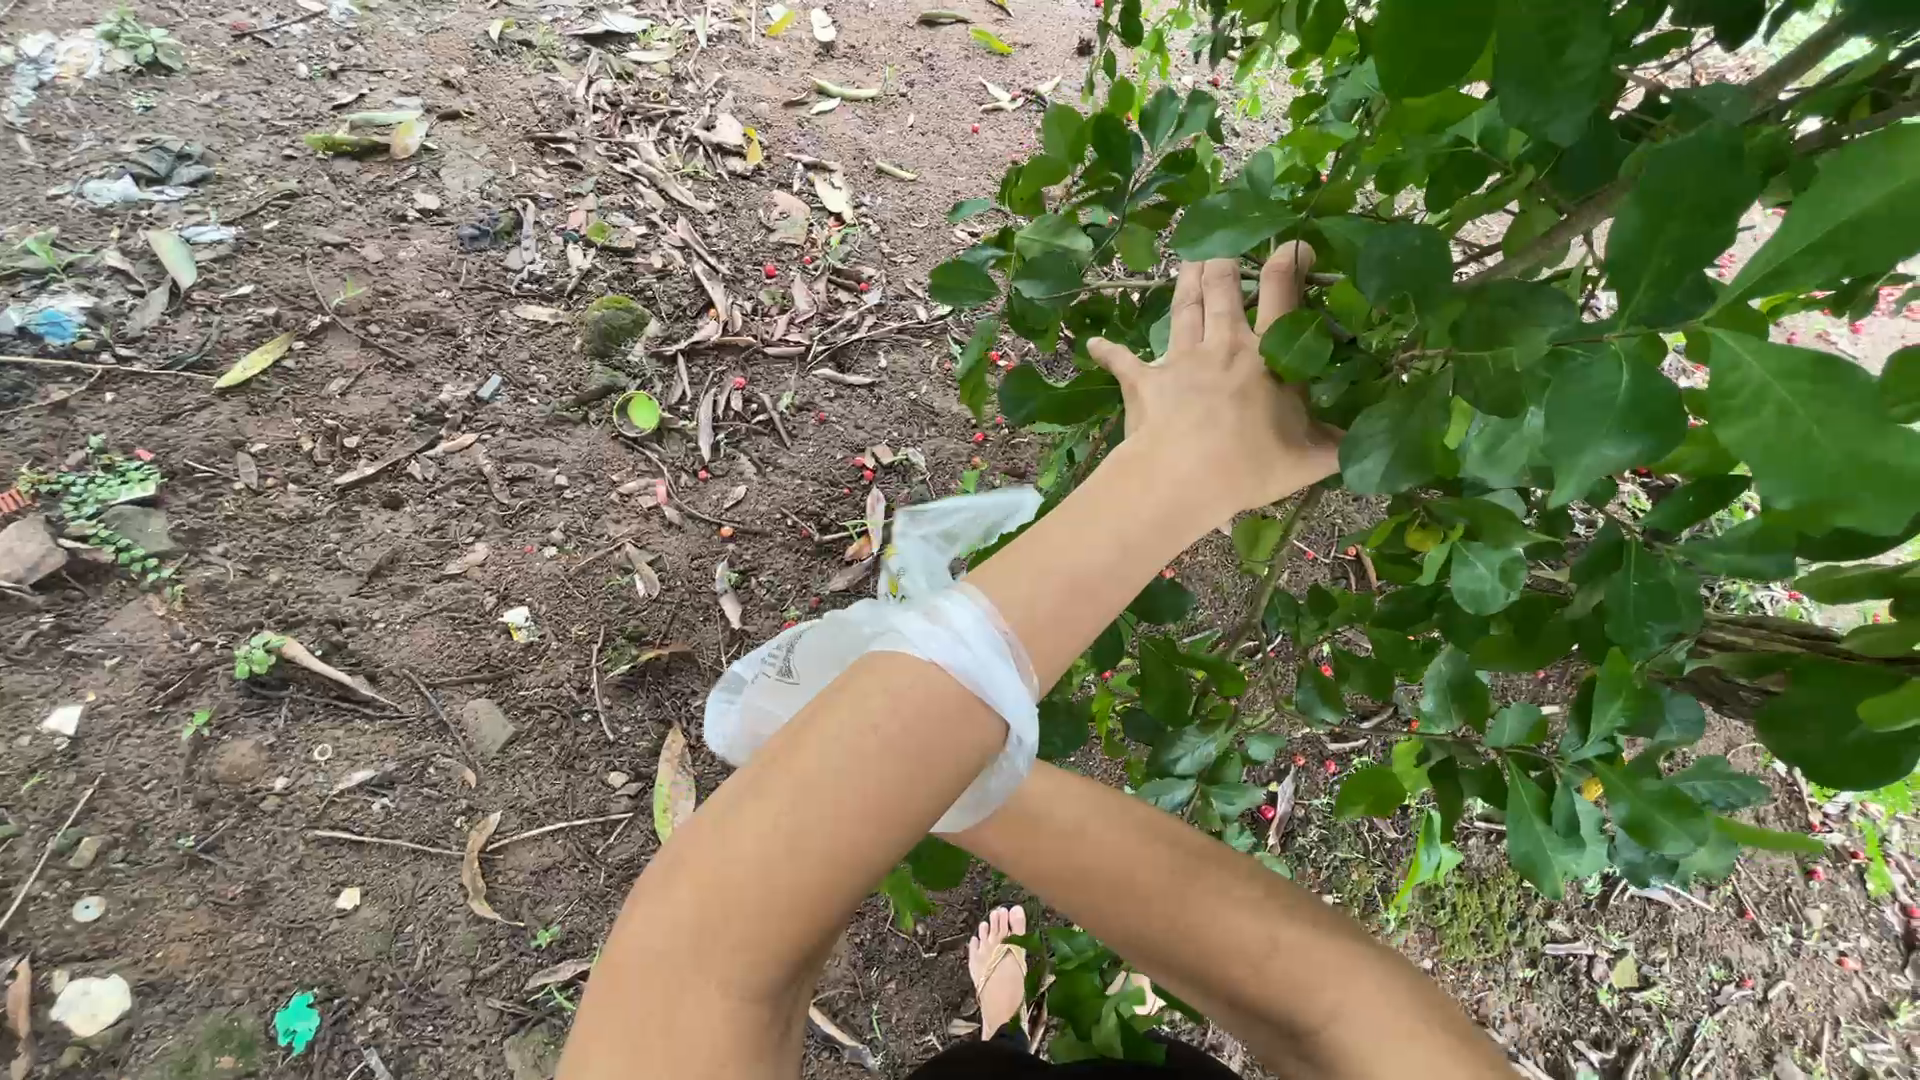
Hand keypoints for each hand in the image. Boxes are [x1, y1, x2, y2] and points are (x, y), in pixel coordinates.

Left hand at [1088, 244, 1341, 516]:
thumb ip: (1338, 445)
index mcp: (1266, 355)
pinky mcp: (1143, 381)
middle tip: (1223, 249)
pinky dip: (1107, 351)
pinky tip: (1091, 343)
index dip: (1288, 262)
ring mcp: (1179, 360)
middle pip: (1222, 290)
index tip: (1293, 244)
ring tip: (1187, 262)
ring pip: (1182, 309)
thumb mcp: (1309, 459)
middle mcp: (1222, 345)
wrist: (1184, 477)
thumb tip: (1366, 442)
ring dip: (1185, 283)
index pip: (1282, 294)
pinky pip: (1121, 361)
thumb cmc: (1250, 465)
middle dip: (1224, 264)